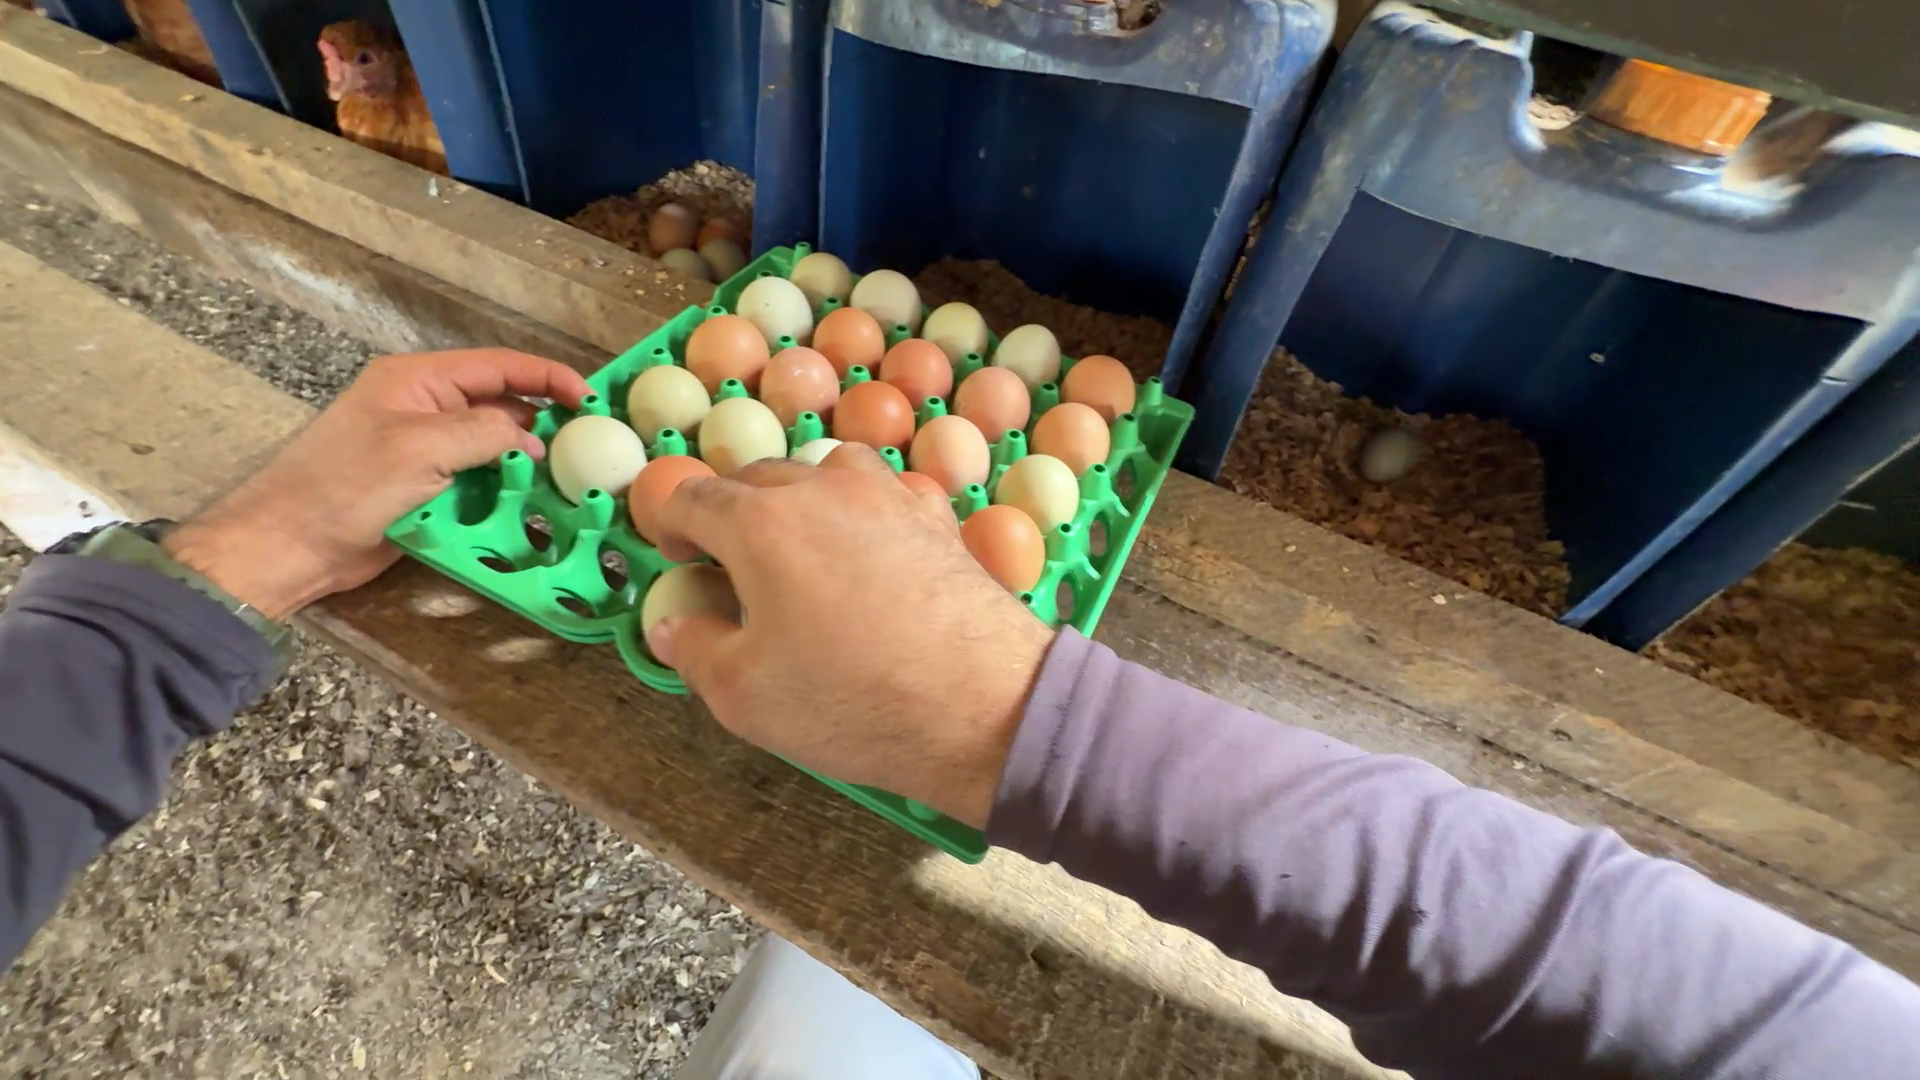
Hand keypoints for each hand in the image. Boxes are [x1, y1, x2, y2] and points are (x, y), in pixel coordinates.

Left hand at [164, 349, 590, 619]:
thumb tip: (536, 442)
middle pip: (504, 400)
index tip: (592, 400)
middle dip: (547, 417)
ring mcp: (430, 446)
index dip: (550, 376)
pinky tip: (538, 496)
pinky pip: (485, 474)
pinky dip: (512, 482)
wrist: (291, 545)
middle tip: (592, 441)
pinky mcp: (433, 482)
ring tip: (573, 471)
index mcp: (420, 381)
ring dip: (532, 455)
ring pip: (498, 441)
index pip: (500, 365)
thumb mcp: (421, 448)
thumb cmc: (348, 487)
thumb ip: (486, 433)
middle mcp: (429, 406)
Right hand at [647, 445, 1055, 828]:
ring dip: (801, 499)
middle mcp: (825, 488)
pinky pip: (888, 491)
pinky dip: (865, 508)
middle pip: (757, 478)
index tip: (680, 562)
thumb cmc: (851, 700)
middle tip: (735, 568)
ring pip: (826, 470)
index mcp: (762, 522)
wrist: (981, 704)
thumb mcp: (743, 694)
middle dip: (732, 515)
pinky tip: (874, 549)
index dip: (672, 527)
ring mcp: (890, 494)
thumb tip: (673, 621)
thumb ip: (692, 647)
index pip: (694, 498)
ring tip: (804, 549)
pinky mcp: (938, 515)